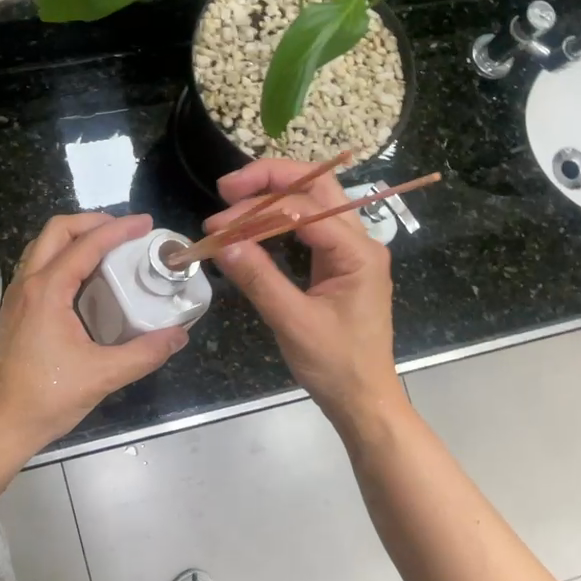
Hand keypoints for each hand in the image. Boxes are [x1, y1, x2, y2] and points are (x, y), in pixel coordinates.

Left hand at [0, 213, 188, 453]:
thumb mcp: (103, 376)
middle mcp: (27, 285)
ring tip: (108, 250)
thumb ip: (144, 353)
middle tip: (124, 231)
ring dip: (74, 239)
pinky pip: (38, 269)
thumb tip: (179, 336)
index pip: (86, 245)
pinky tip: (86, 283)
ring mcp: (17, 299)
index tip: (146, 224)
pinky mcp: (15, 314)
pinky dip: (63, 260)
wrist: (1, 426)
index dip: (119, 230)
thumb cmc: (47, 399)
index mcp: (46, 291)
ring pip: (42, 248)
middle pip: (56, 232)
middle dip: (91, 223)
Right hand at [207, 159, 404, 422]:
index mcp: (357, 252)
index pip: (305, 205)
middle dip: (270, 181)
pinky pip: (309, 230)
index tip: (217, 220)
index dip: (257, 205)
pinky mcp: (339, 267)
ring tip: (233, 205)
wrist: (364, 400)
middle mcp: (359, 243)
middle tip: (226, 191)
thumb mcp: (293, 323)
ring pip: (313, 204)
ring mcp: (350, 253)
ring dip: (273, 198)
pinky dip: (279, 223)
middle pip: (315, 188)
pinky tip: (253, 229)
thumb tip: (222, 244)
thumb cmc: (336, 366)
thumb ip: (259, 279)